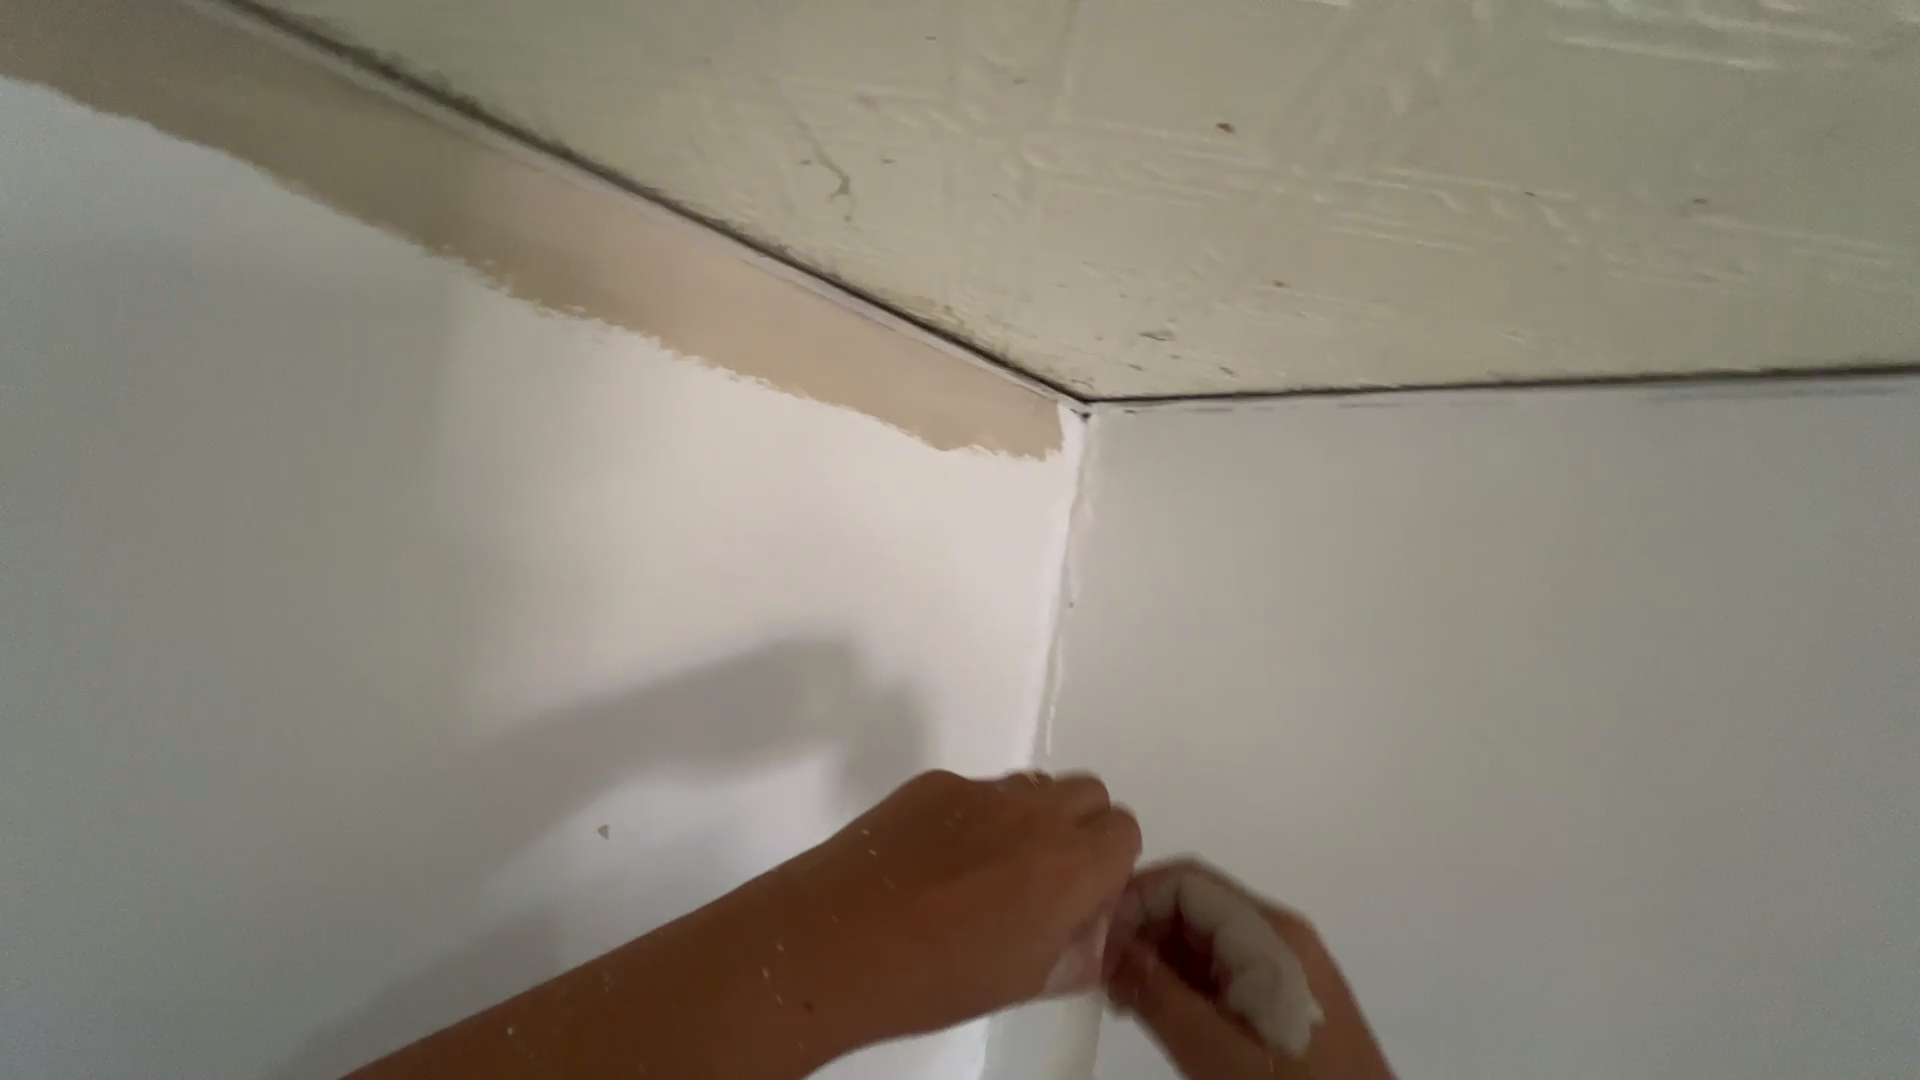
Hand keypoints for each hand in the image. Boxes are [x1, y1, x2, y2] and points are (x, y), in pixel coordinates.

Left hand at [777, 769, 1141, 1041]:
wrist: (841, 939)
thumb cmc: (941, 977)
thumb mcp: (1027, 981)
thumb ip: (1078, 949)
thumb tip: (1090, 925)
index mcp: (1070, 865)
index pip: (1124, 830)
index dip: (1109, 861)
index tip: (1082, 890)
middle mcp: (1035, 813)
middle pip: (1088, 792)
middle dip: (1080, 826)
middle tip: (1042, 871)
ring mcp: (982, 790)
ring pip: (1033, 785)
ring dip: (1030, 815)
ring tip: (987, 863)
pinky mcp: (937, 781)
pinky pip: (978, 788)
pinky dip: (975, 814)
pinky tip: (935, 856)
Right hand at [1105, 860, 1395, 1079]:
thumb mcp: (1218, 1056)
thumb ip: (1158, 996)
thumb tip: (1104, 944)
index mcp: (1269, 933)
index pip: (1185, 881)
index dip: (1134, 900)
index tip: (1096, 942)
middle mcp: (1277, 934)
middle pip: (1192, 905)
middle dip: (1141, 930)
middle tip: (1102, 978)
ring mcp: (1283, 965)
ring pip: (1201, 936)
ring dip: (1156, 958)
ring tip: (1122, 1000)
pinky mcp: (1282, 995)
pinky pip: (1220, 967)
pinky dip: (1181, 982)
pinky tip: (1156, 1011)